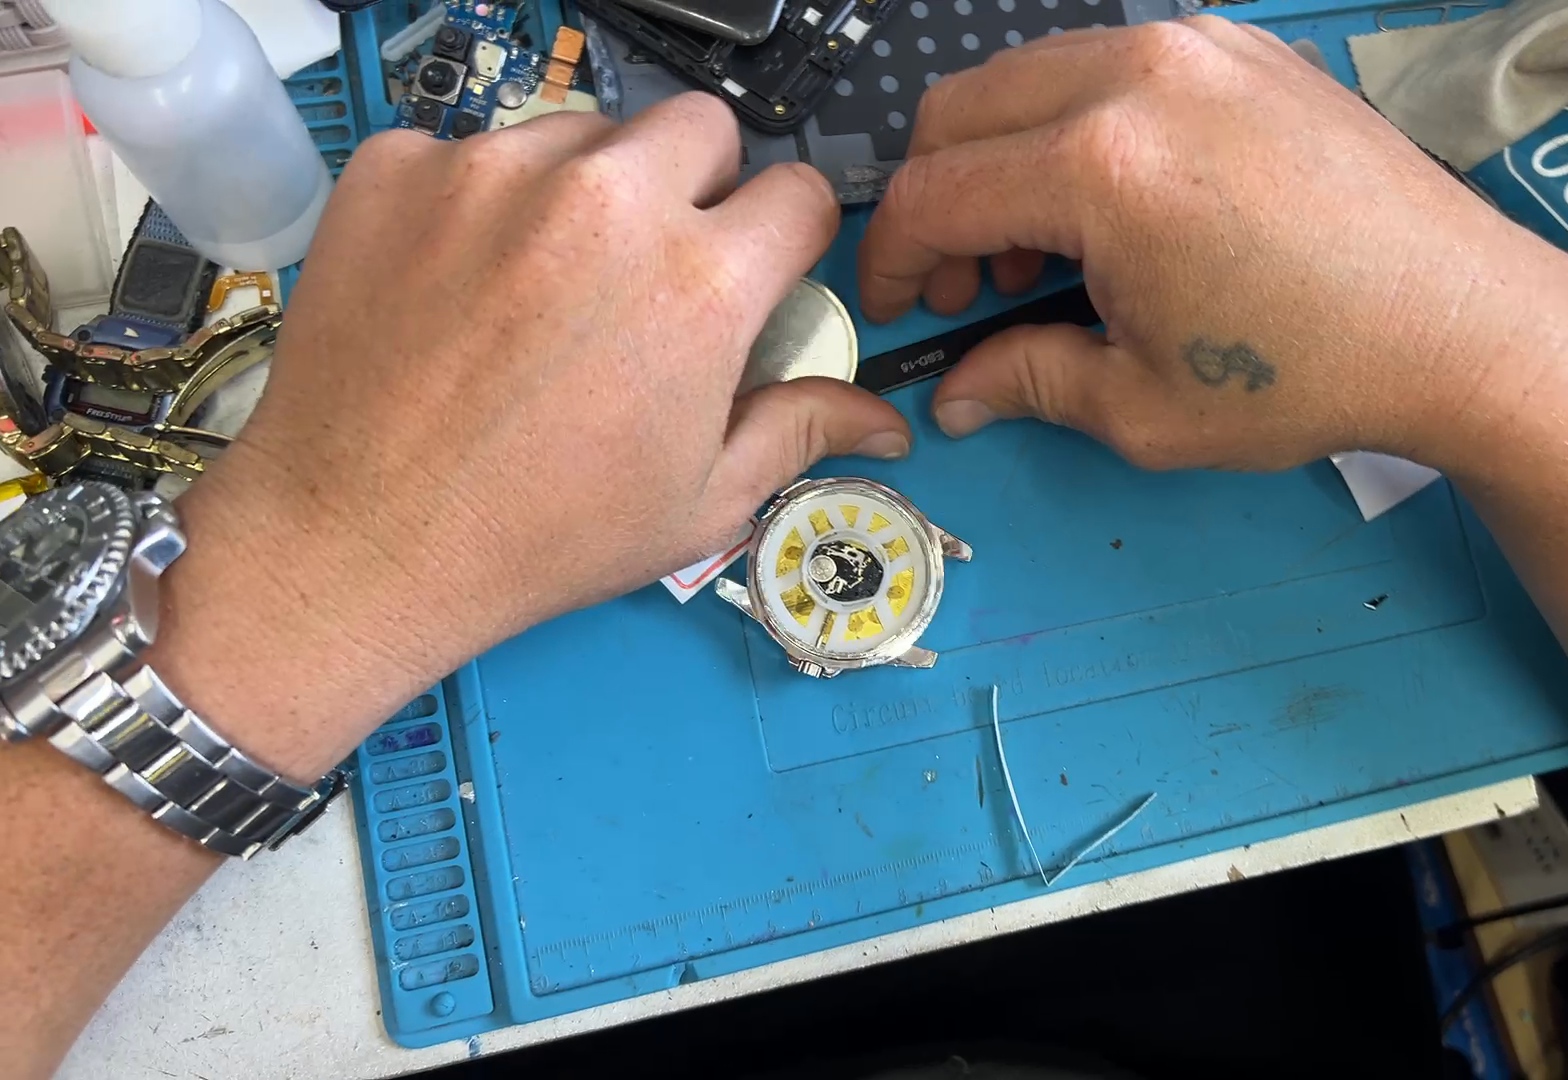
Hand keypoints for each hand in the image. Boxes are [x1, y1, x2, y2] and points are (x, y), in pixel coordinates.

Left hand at [152, 94, 909, 772]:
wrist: (369, 543)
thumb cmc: (560, 533)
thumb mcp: (710, 497)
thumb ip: (807, 430)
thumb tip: (891, 421)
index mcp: (701, 285)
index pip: (800, 194)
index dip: (798, 235)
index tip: (773, 271)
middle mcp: (605, 202)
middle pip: (705, 127)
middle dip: (713, 186)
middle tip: (679, 265)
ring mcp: (490, 171)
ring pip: (597, 129)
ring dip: (611, 188)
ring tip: (575, 277)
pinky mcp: (396, 170)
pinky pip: (486, 148)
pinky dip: (505, 200)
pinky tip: (483, 281)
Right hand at [858, 18, 1567, 469]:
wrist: (1461, 326)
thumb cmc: (1299, 380)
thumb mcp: (1138, 407)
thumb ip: (1025, 382)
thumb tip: (953, 396)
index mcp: (1101, 167)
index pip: (934, 194)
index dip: (888, 259)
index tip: (889, 307)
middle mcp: (1137, 73)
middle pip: (959, 113)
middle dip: (932, 206)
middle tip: (960, 289)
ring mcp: (1195, 43)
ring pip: (1026, 83)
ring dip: (996, 169)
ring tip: (1035, 259)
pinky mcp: (1237, 49)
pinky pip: (1102, 73)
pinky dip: (1063, 139)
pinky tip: (1104, 211)